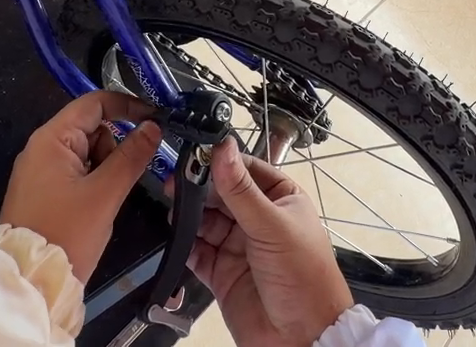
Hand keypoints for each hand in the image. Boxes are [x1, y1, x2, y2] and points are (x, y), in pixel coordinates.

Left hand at [0, 90, 162, 283]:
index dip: (127, 106)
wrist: (29, 285)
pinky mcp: (43, 191)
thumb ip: (132, 156)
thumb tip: (154, 126)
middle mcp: (42, 147)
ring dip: (104, 170)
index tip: (155, 120)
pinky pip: (78, 173)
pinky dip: (92, 184)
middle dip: (113, 149)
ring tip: (100, 202)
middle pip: (93, 129)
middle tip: (114, 182)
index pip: (95, 103)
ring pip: (88, 153)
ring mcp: (40, 170)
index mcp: (52, 138)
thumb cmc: (65, 233)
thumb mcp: (105, 194)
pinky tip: (92, 209)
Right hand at [189, 138, 355, 346]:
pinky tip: (175, 235)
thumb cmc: (303, 275)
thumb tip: (221, 146)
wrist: (302, 341)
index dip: (221, 161)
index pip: (245, 168)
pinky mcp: (221, 272)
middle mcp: (258, 217)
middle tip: (174, 182)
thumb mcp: (272, 226)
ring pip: (206, 220)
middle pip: (221, 193)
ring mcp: (238, 245)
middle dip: (199, 187)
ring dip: (189, 214)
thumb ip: (241, 189)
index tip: (195, 153)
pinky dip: (185, 243)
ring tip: (172, 208)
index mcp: (280, 197)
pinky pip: (198, 251)